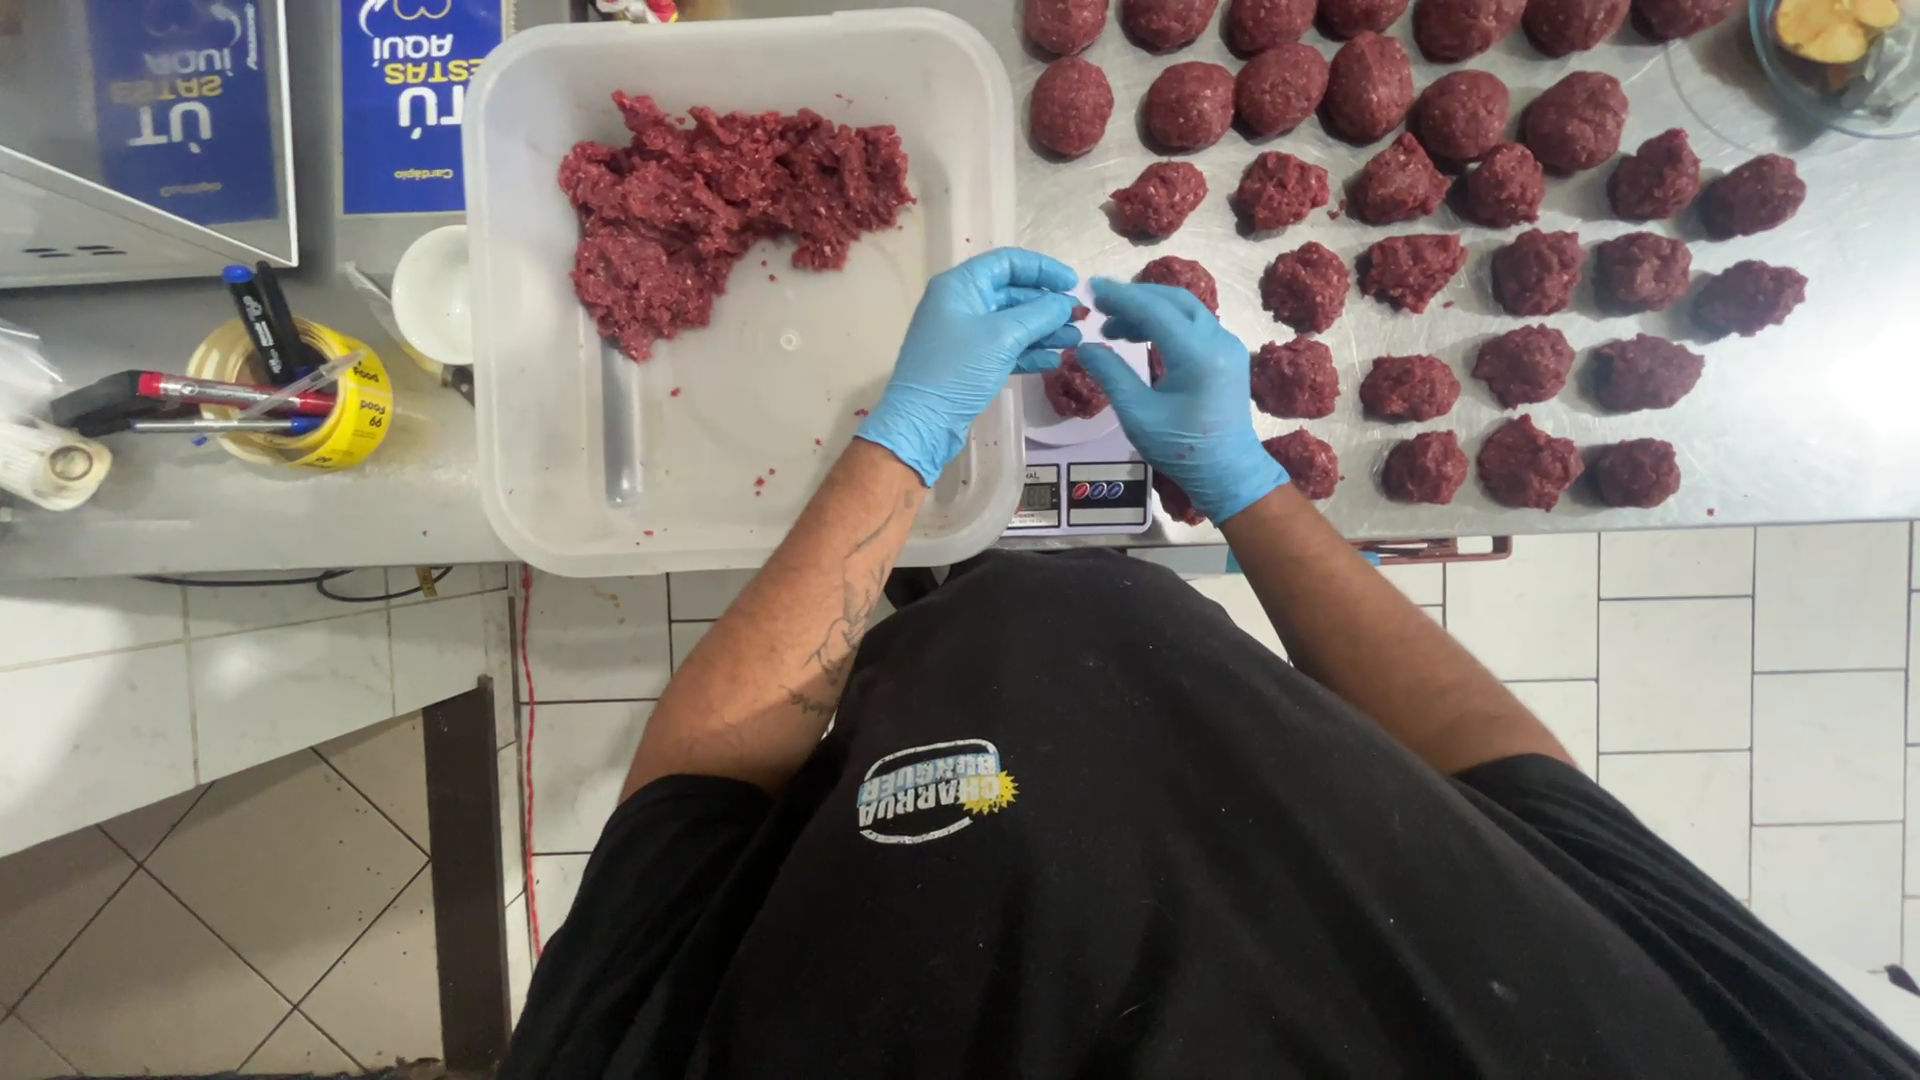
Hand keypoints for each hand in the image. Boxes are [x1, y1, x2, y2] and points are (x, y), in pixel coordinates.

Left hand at [858, 247, 1079, 484]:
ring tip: (1074, 340)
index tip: (1072, 283)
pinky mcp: (969, 364)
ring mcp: (964, 336)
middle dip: (1047, 305)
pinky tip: (1054, 361)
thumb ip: (1038, 314)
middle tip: (1079, 318)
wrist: (922, 423)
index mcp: (960, 286)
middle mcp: (961, 305)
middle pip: (1012, 293)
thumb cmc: (957, 370)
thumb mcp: (1001, 337)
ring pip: (1011, 324)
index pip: (1007, 263)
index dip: (1042, 269)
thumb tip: (1064, 302)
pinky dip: (1028, 353)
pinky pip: (1005, 349)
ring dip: (1043, 330)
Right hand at [1074, 279, 1287, 523]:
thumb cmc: (1180, 449)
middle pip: (1173, 300)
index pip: (1154, 310)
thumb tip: (1083, 347)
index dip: (1120, 297)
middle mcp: (1218, 340)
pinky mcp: (1226, 354)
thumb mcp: (1137, 414)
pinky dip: (1164, 323)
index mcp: (1198, 355)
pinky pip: (1193, 324)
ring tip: (1113, 329)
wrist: (1227, 471)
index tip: (1092, 289)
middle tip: (1100, 306)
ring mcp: (1227, 345)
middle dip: (1134, 298)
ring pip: (1184, 310)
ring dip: (1148, 311)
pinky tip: (1140, 337)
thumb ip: (1111, 375)